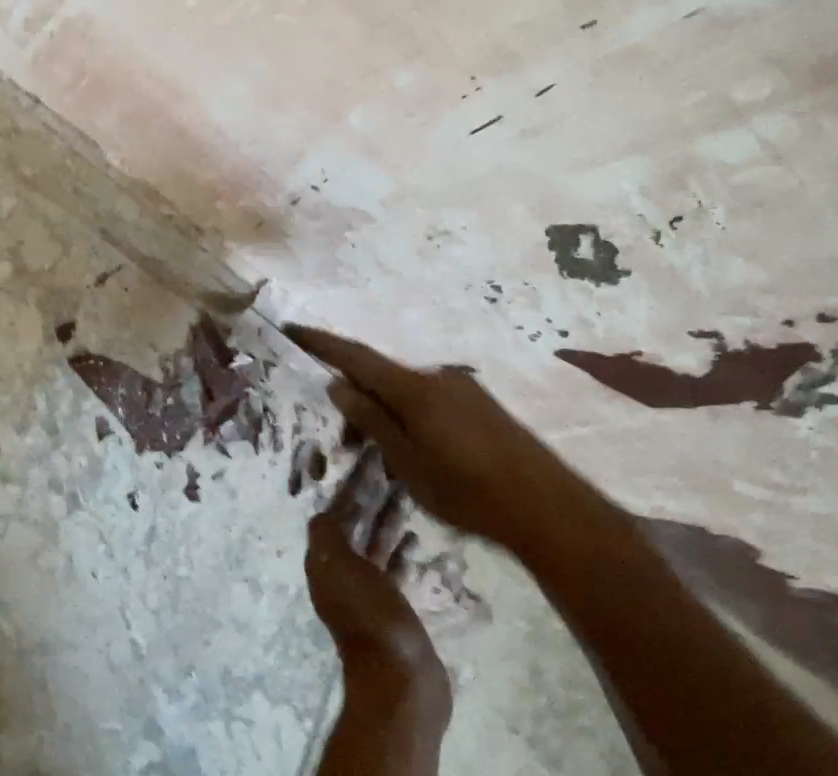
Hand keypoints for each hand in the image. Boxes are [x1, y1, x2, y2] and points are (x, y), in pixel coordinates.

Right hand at [289, 325, 578, 551]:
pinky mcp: (479, 407)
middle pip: (381, 377)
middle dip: (353, 398)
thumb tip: (337, 385)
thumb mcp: (406, 462)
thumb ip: (372, 420)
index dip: (322, 344)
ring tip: (377, 456)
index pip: (356, 357)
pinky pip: (429, 403)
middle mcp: (437, 378)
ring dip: (382, 414)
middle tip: (342, 440)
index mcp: (414, 389)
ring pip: (405, 393)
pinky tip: (412, 454)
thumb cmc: (467, 491)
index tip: (292, 330)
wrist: (546, 507)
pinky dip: (407, 419)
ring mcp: (462, 390)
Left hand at [307, 447, 440, 676]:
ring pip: (375, 543)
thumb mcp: (338, 565)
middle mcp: (342, 573)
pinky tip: (417, 538)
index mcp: (324, 560)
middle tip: (394, 467)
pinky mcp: (394, 608)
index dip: (349, 485)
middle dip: (370, 496)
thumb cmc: (369, 615)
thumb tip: (323, 509)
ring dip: (388, 519)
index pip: (334, 511)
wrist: (401, 679)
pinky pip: (394, 569)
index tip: (369, 458)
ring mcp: (368, 592)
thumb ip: (327, 533)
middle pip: (355, 524)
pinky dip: (401, 551)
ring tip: (409, 492)